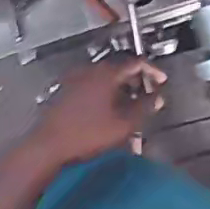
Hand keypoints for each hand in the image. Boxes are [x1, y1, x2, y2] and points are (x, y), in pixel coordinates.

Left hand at [11, 57, 165, 177]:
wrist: (48, 146)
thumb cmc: (87, 134)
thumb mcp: (122, 124)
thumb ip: (143, 108)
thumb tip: (157, 98)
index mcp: (106, 73)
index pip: (135, 62)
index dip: (151, 71)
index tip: (161, 81)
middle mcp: (91, 70)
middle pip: (120, 68)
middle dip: (136, 81)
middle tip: (147, 96)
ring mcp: (76, 78)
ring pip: (106, 78)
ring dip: (121, 89)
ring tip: (129, 108)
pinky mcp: (67, 90)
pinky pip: (94, 85)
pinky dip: (106, 93)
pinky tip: (108, 112)